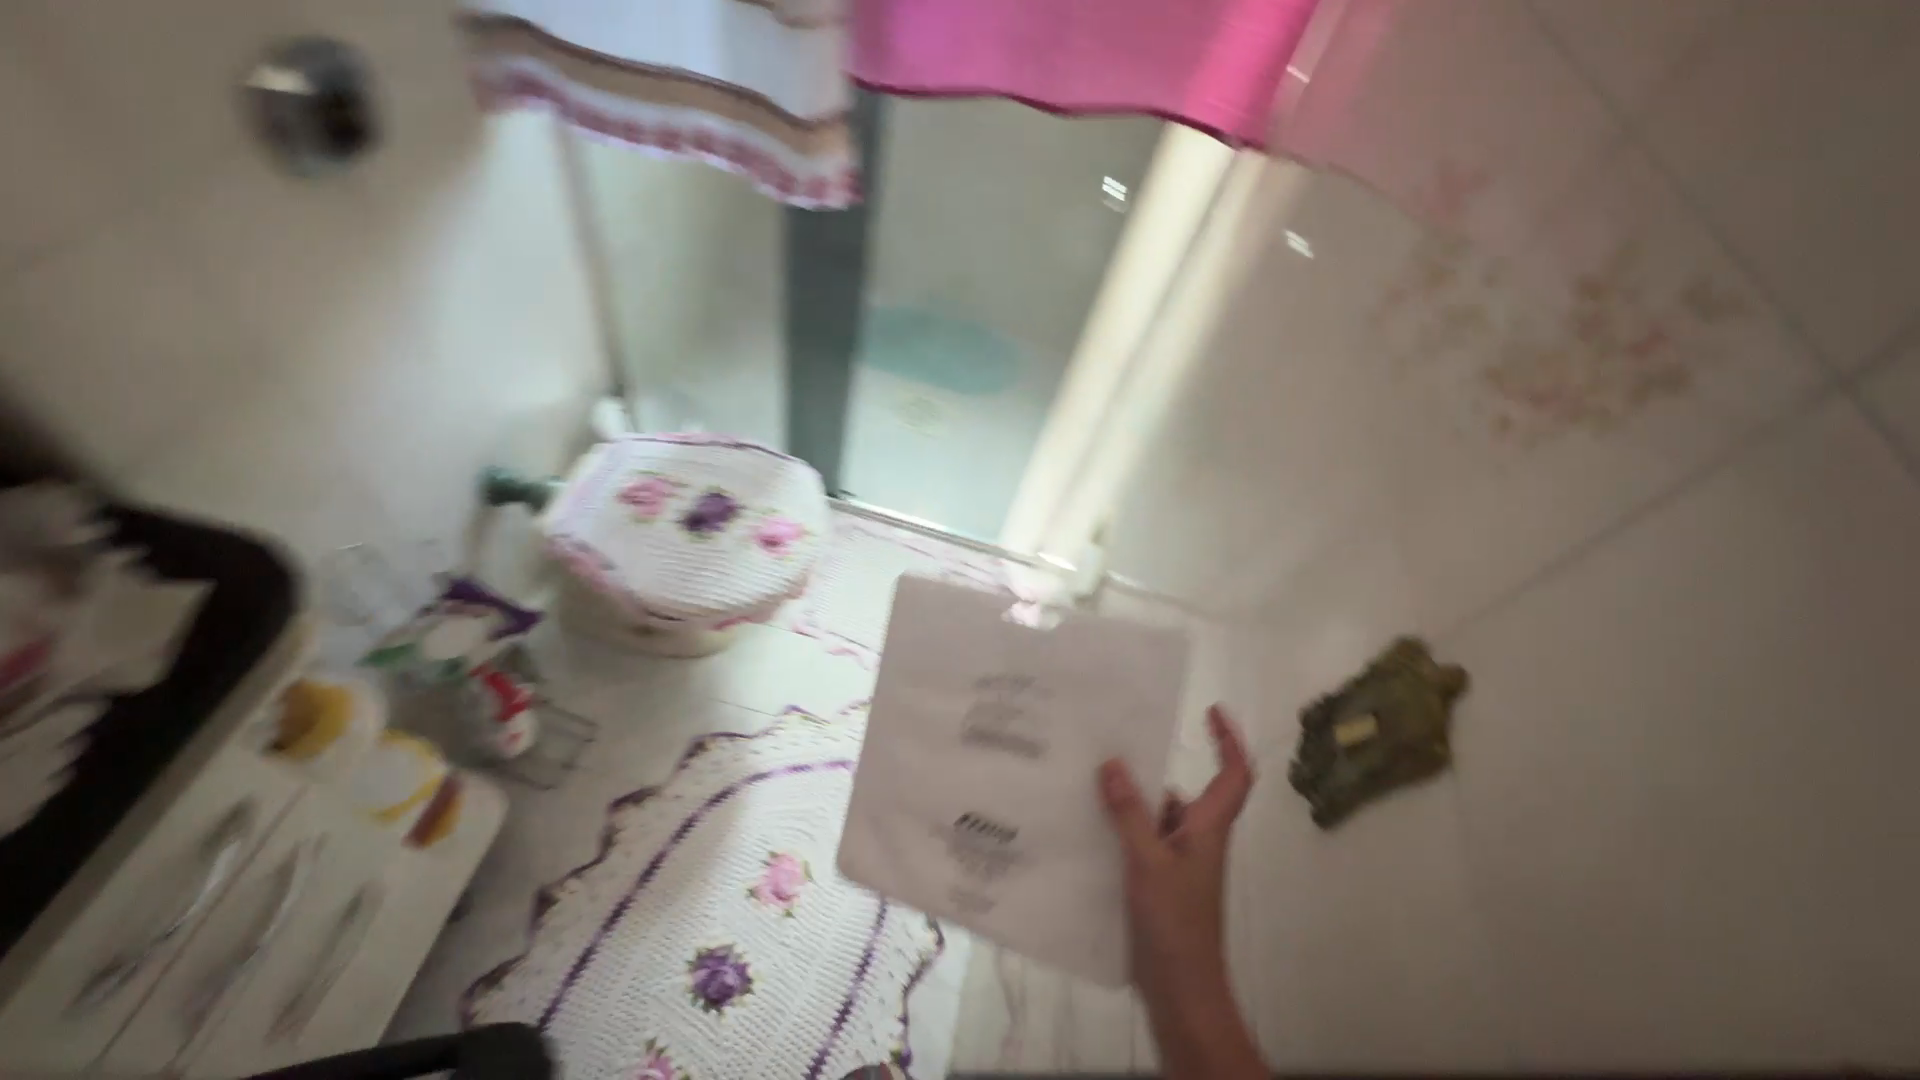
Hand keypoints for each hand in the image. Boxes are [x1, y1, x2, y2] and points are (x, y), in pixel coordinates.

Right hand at [1099, 705, 1262, 1079]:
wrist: (1181, 992)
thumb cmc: (1175, 924)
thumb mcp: (1148, 862)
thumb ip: (1130, 813)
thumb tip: (1112, 763)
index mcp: (1208, 829)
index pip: (1234, 776)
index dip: (1229, 741)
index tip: (1210, 711)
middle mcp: (1197, 841)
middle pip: (1182, 794)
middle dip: (1150, 771)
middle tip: (1108, 748)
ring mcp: (1178, 865)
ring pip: (1156, 819)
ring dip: (1127, 804)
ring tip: (1083, 784)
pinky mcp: (1159, 885)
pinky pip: (1140, 843)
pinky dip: (1118, 832)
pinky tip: (1083, 831)